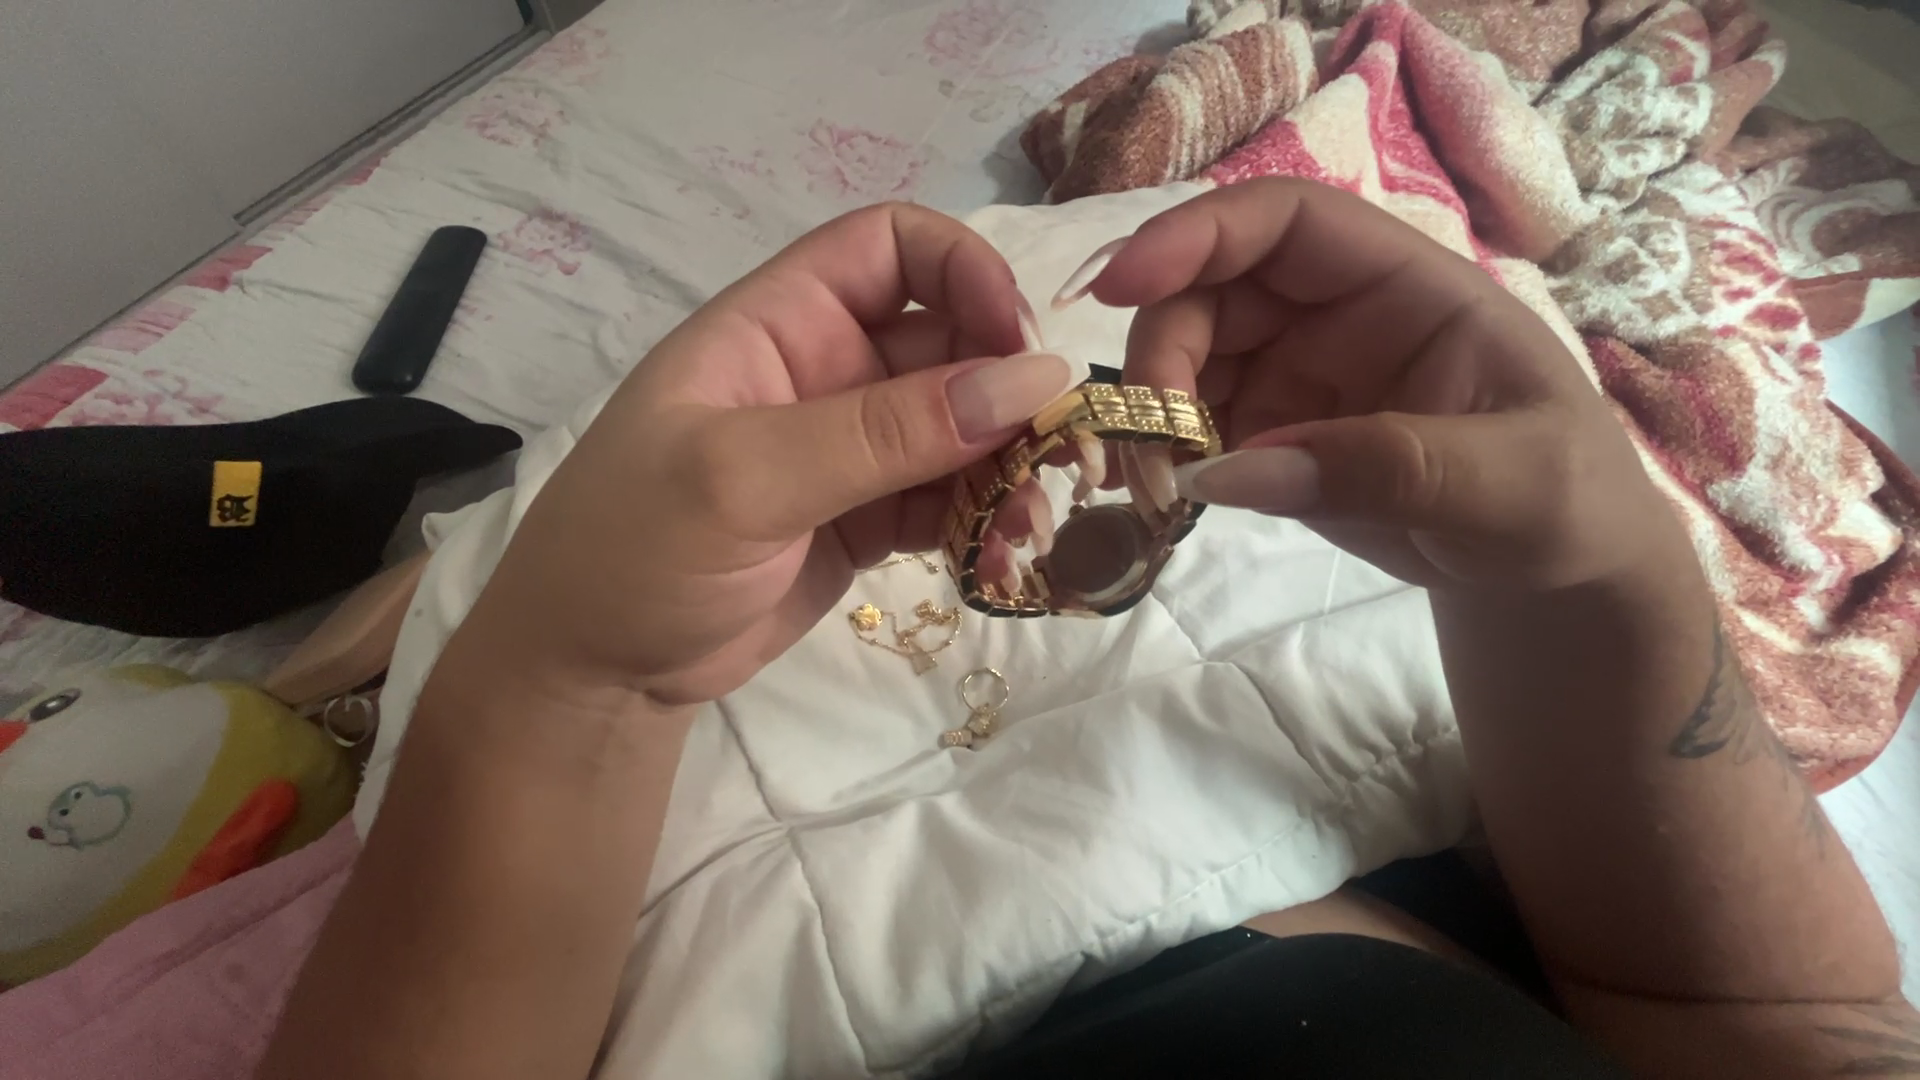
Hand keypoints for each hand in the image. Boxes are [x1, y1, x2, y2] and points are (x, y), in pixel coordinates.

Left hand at [439, 204, 1079, 706]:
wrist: (599, 673)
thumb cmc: (636, 554)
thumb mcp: (746, 480)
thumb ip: (886, 432)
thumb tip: (1030, 380)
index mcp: (781, 325)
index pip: (892, 249)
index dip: (966, 273)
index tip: (1020, 342)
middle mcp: (827, 375)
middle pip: (948, 346)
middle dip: (1007, 393)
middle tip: (1057, 455)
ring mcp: (853, 452)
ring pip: (961, 431)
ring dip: (1007, 468)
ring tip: (1028, 525)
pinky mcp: (871, 519)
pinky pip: (949, 501)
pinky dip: (983, 523)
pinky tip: (997, 559)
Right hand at [1075, 178, 1671, 589]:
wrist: (1533, 571)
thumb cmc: (1555, 505)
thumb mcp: (1507, 485)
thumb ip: (1380, 469)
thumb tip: (1223, 475)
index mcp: (1401, 285)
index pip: (1284, 223)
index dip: (1194, 236)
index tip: (1117, 288)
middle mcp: (1331, 316)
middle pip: (1209, 295)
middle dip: (1159, 357)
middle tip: (1145, 447)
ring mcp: (1289, 375)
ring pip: (1184, 360)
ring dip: (1149, 414)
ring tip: (1149, 486)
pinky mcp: (1262, 431)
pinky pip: (1187, 425)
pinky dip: (1160, 453)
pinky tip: (1158, 494)